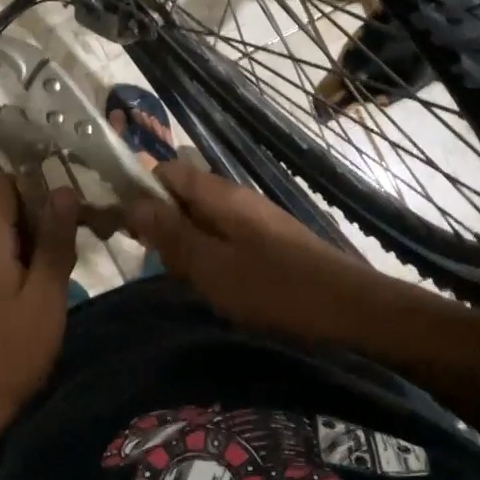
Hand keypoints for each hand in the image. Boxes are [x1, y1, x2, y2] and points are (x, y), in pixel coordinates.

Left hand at [0, 170, 79, 426]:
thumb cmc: (13, 350)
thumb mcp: (45, 295)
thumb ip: (55, 242)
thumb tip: (64, 188)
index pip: (5, 183)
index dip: (37, 176)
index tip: (75, 181)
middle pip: (13, 205)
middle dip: (50, 207)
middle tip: (93, 220)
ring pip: (17, 231)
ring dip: (47, 234)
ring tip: (86, 243)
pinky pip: (13, 254)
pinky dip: (37, 256)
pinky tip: (62, 272)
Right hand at [126, 162, 383, 339]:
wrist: (351, 309)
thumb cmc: (273, 288)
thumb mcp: (210, 266)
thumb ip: (169, 233)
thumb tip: (131, 202)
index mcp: (217, 194)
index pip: (165, 171)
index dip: (141, 193)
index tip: (127, 228)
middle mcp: (235, 196)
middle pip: (183, 195)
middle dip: (164, 225)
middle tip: (164, 265)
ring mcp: (256, 217)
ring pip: (204, 219)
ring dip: (188, 245)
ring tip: (191, 281)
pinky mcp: (271, 239)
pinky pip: (226, 237)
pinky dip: (213, 256)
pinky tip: (221, 287)